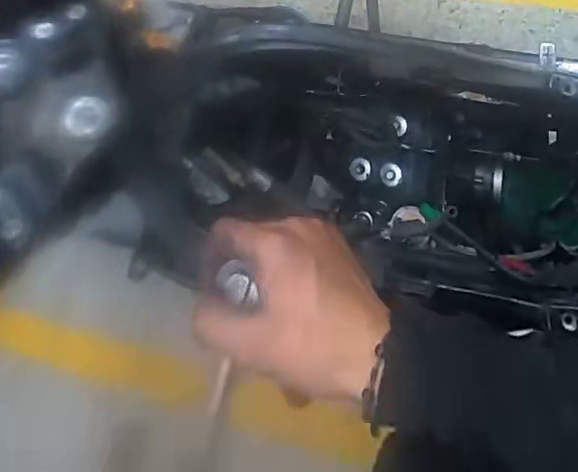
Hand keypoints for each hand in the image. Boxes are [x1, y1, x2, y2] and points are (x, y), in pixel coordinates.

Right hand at [192, 216, 388, 402]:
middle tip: (243, 308)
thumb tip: (200, 305)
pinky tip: (298, 302)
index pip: (224, 230)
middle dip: (240, 269)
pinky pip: (302, 248)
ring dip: (267, 271)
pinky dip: (292, 268)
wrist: (377, 354)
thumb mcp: (252, 346)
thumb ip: (212, 322)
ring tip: (272, 309)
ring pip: (278, 243)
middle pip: (252, 237)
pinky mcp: (341, 245)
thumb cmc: (312, 346)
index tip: (214, 290)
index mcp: (275, 240)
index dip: (210, 258)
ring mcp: (324, 232)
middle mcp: (299, 224)